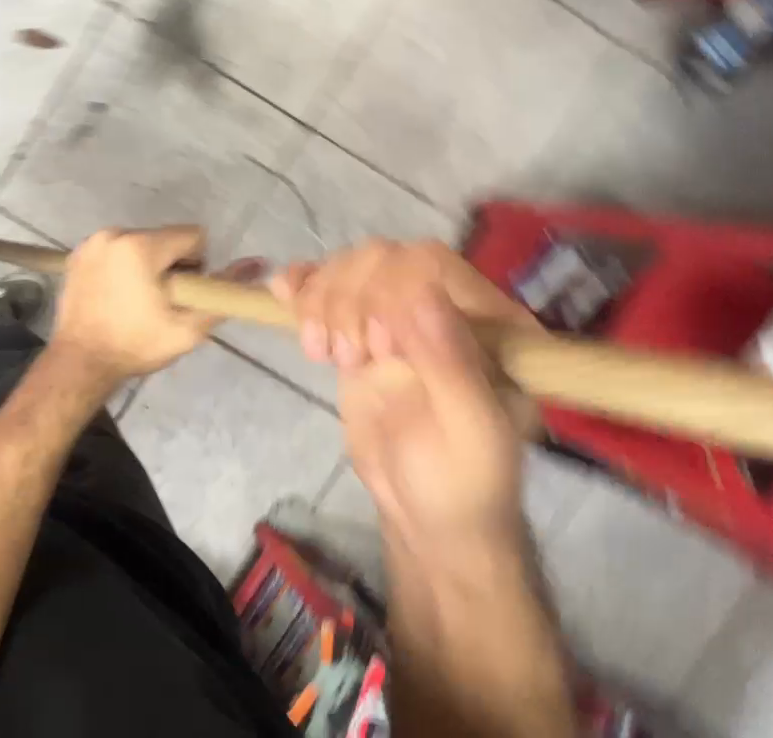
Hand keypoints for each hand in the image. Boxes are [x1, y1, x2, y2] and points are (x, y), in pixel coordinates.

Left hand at [49, 226, 233, 392]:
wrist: (81, 361)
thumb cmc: (136, 344)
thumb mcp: (188, 326)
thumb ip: (222, 292)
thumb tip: (257, 264)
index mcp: (140, 245)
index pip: (192, 236)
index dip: (198, 264)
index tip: (186, 292)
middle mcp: (113, 235)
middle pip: (163, 238)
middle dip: (171, 264)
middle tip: (163, 301)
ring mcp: (91, 244)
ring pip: (138, 244)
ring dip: (146, 264)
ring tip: (138, 300)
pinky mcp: (76, 256)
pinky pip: (114, 252)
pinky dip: (122, 267)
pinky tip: (118, 296)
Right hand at [272, 242, 534, 556]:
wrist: (426, 514)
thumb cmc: (463, 481)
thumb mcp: (470, 432)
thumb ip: (450, 362)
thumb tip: (422, 291)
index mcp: (489, 323)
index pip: (430, 263)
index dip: (388, 288)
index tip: (380, 347)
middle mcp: (443, 309)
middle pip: (379, 259)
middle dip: (348, 301)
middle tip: (348, 360)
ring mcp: (395, 320)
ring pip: (346, 270)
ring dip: (320, 304)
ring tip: (323, 356)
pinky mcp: (356, 333)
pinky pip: (324, 290)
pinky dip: (299, 286)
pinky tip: (283, 296)